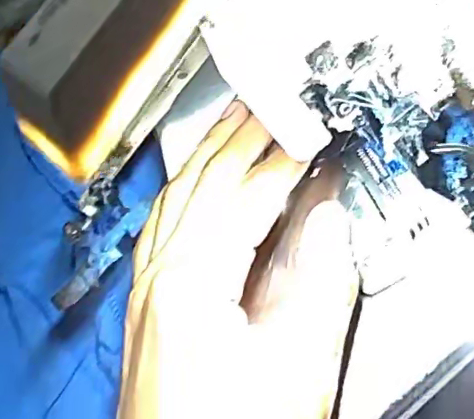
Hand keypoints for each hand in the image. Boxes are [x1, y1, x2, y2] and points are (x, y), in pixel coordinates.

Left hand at [120, 101, 359, 418]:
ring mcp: (144, 287)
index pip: (247, 194)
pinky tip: (193, 180)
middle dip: (242, 136)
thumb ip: (319, 282)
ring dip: (210, 151)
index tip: (313, 136)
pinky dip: (185, 186)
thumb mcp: (297, 369)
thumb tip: (330, 218)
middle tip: (271, 104)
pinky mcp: (143, 304)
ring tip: (234, 121)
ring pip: (177, 192)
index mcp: (191, 278)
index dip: (286, 160)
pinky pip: (161, 219)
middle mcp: (158, 271)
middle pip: (205, 180)